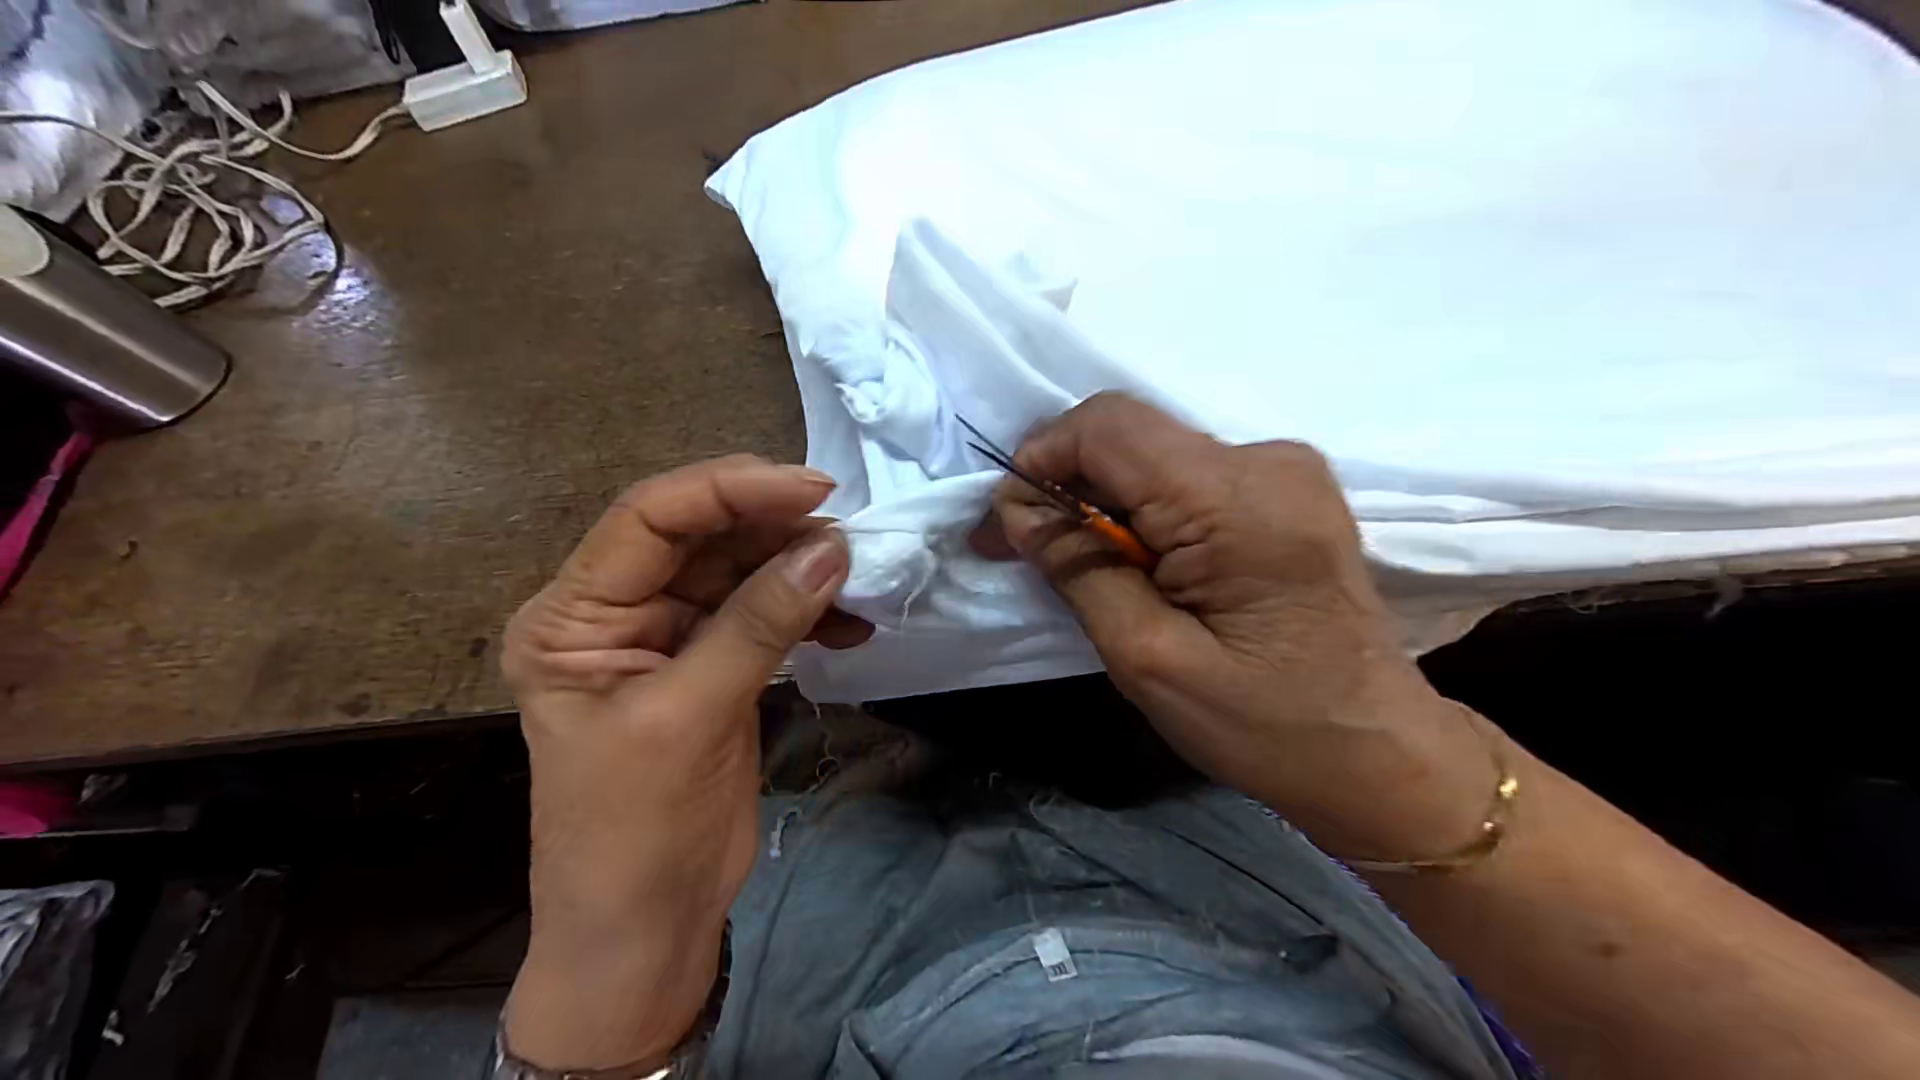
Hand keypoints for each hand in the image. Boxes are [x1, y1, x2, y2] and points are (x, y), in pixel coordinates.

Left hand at [499, 455, 867, 1068]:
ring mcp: (671, 635)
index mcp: (573, 616)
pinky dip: (810, 612)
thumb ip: (758, 626)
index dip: (731, 490)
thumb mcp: (690, 719)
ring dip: (801, 567)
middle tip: (848, 537)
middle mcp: (618, 611)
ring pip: (742, 569)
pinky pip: (766, 612)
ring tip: (856, 579)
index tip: (814, 489)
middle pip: (702, 536)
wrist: (648, 925)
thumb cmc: (635, 832)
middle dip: (776, 528)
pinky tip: (851, 627)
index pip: (650, 518)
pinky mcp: (715, 661)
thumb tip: (831, 549)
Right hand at [974, 394, 1495, 861]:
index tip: (1007, 521)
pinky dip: (1140, 505)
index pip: (1109, 427)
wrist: (1378, 752)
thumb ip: (1079, 569)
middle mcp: (1266, 461)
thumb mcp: (1147, 658)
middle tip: (1024, 544)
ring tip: (1076, 561)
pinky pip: (1184, 472)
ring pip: (1152, 451)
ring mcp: (1284, 469)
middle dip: (1063, 481)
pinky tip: (1133, 557)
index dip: (1041, 458)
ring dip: (1100, 498)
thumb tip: (1018, 509)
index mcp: (1236, 502)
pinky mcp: (1286, 488)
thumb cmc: (1264, 724)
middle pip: (1129, 433)